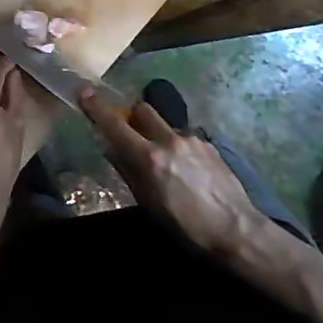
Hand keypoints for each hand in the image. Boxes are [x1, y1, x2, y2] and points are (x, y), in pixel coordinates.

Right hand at [77, 88, 266, 258]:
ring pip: (166, 125)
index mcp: (150, 157)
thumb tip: (112, 150)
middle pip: (143, 110)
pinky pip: (185, 138)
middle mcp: (170, 140)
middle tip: (131, 131)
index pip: (116, 126)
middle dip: (133, 115)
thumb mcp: (150, 205)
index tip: (86, 93)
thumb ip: (129, 172)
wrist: (236, 229)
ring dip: (158, 135)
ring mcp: (192, 139)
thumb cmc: (187, 226)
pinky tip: (188, 172)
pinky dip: (178, 148)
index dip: (98, 109)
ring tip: (166, 164)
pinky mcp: (210, 145)